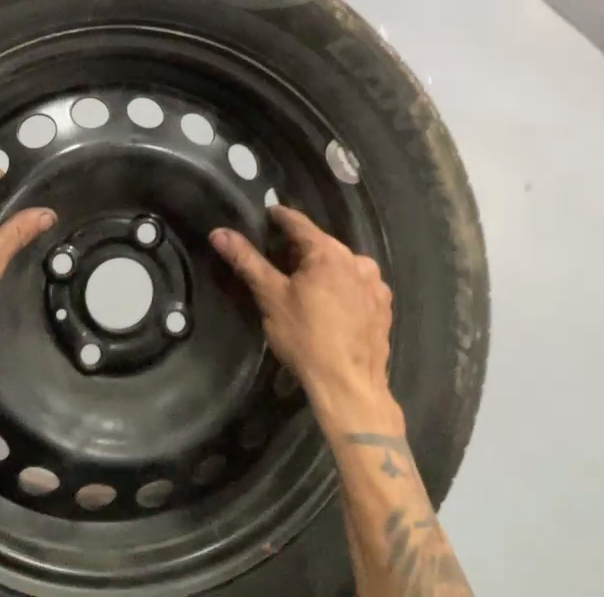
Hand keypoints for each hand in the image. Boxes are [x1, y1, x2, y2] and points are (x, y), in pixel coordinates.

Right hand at [210, 205, 402, 434]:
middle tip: (277, 263)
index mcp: (328, 252)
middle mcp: (357, 260)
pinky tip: (331, 307)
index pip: (297, 222)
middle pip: (320, 244)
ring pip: (341, 265)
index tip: (264, 216)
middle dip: (298, 250)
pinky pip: (358, 286)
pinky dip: (342, 288)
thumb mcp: (270, 297)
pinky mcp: (384, 306)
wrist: (349, 387)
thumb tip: (219, 232)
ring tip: (304, 288)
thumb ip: (246, 260)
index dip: (277, 217)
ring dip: (322, 270)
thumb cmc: (306, 338)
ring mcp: (375, 284)